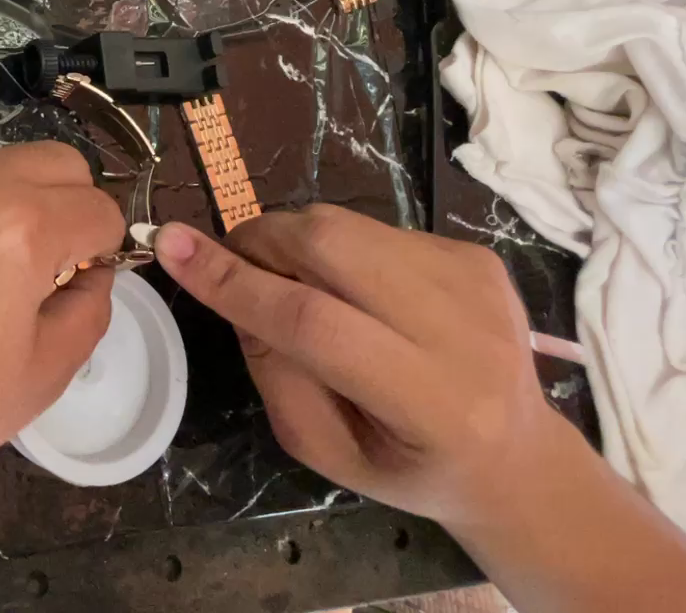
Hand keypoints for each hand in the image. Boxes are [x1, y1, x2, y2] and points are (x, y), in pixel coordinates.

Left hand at [0, 102, 123, 508]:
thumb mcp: (36, 382)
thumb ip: (88, 312)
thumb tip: (91, 270)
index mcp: (26, 230)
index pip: (99, 210)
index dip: (97, 250)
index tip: (70, 279)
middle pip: (58, 164)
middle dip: (63, 210)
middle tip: (29, 264)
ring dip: (2, 189)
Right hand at [154, 206, 581, 528]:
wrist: (515, 455)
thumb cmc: (402, 463)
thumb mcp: (318, 445)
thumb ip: (269, 365)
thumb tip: (223, 277)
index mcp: (432, 404)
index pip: (313, 323)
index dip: (234, 281)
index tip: (170, 244)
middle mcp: (465, 333)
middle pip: (330, 246)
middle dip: (260, 242)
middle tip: (238, 266)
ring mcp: (476, 282)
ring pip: (342, 222)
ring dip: (291, 241)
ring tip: (298, 283)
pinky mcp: (476, 253)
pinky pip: (368, 224)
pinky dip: (334, 247)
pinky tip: (353, 288)